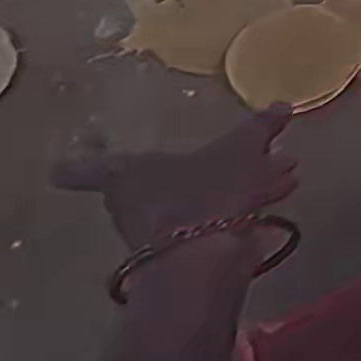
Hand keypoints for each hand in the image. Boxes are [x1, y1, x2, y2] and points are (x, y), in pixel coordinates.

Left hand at [52, 109, 298, 250]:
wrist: (206, 255)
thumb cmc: (206, 190)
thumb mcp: (242, 147)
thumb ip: (260, 126)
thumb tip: (282, 105)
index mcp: (125, 174)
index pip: (78, 168)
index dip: (86, 153)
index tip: (95, 141)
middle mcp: (130, 201)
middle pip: (154, 177)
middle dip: (202, 162)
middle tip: (237, 150)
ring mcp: (157, 226)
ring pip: (193, 193)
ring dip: (232, 181)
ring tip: (279, 167)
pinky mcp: (186, 243)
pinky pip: (212, 213)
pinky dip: (244, 201)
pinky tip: (278, 190)